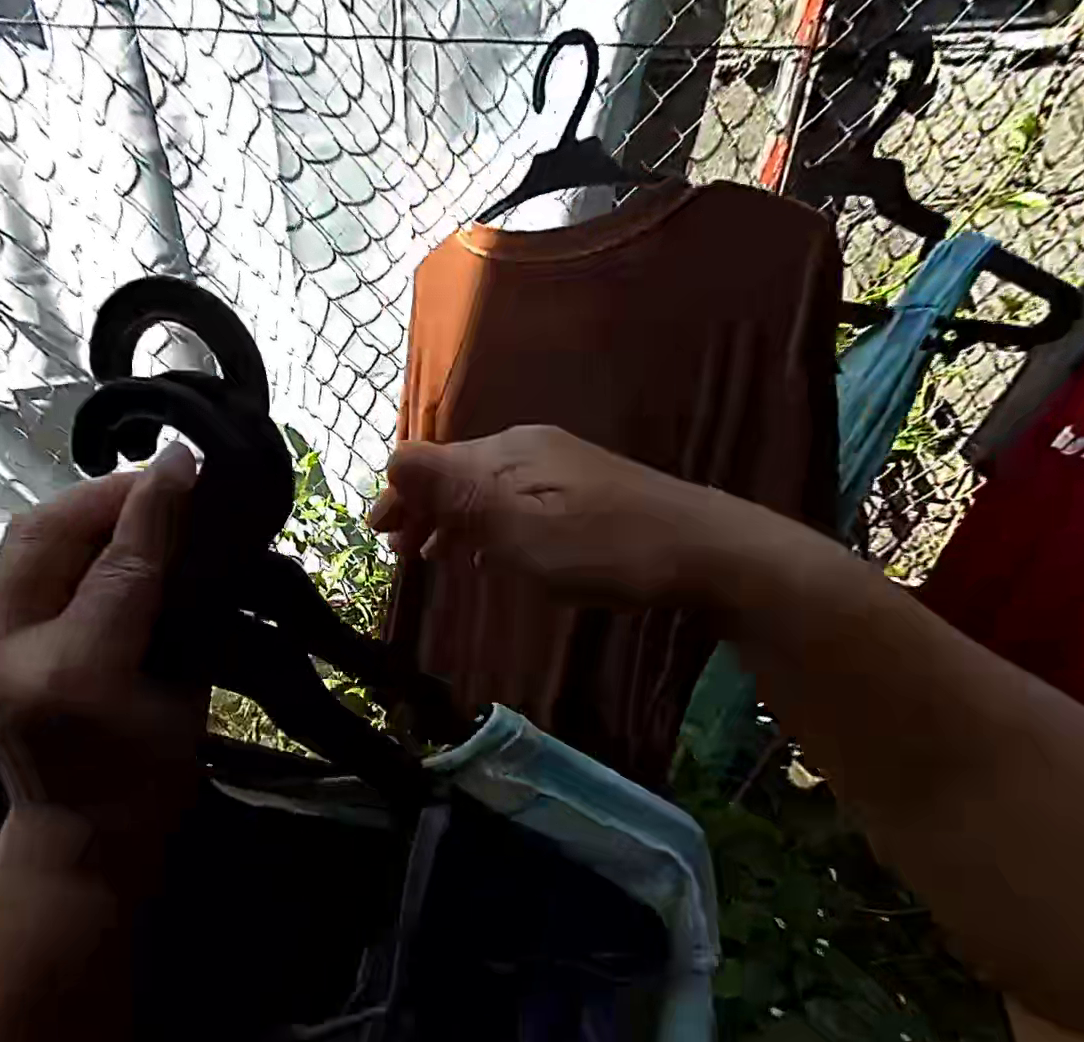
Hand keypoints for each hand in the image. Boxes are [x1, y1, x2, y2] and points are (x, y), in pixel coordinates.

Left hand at [0, 442, 206, 826]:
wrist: (78, 831)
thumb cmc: (150, 770)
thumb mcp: (184, 686)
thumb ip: (183, 605)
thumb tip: (195, 529)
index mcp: (72, 675)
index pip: (119, 566)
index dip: (155, 506)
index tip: (187, 460)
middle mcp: (1, 652)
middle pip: (47, 535)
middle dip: (109, 493)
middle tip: (163, 478)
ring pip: (18, 539)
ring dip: (80, 509)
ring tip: (133, 503)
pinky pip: (8, 560)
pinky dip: (54, 535)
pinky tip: (91, 535)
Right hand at [370, 425, 733, 605]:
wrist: (703, 550)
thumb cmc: (604, 549)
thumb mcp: (521, 530)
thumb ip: (457, 493)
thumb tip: (392, 456)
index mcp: (508, 453)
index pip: (432, 463)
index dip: (401, 497)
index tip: (379, 535)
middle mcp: (528, 446)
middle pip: (457, 471)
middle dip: (423, 508)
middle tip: (401, 550)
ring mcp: (558, 464)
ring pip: (486, 486)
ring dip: (453, 517)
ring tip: (434, 554)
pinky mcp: (581, 486)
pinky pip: (515, 498)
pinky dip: (488, 522)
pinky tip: (490, 547)